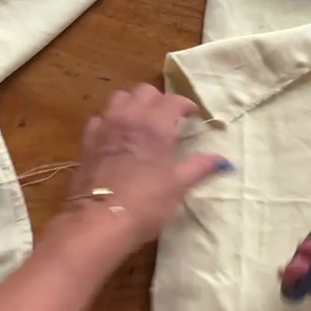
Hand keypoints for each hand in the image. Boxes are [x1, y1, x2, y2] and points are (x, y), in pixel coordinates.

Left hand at [63, 84, 229, 249]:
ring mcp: (105, 126)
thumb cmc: (145, 202)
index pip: (173, 100)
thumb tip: (223, 160)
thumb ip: (199, 167)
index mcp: (155, 124)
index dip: (186, 105)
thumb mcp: (178, 185)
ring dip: (132, 104)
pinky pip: (99, 118)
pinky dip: (110, 120)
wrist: (100, 219)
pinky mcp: (87, 141)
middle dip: (159, 100)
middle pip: (144, 91)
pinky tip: (116, 135)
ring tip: (141, 120)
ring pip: (119, 98)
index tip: (193, 115)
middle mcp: (129, 117)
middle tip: (168, 118)